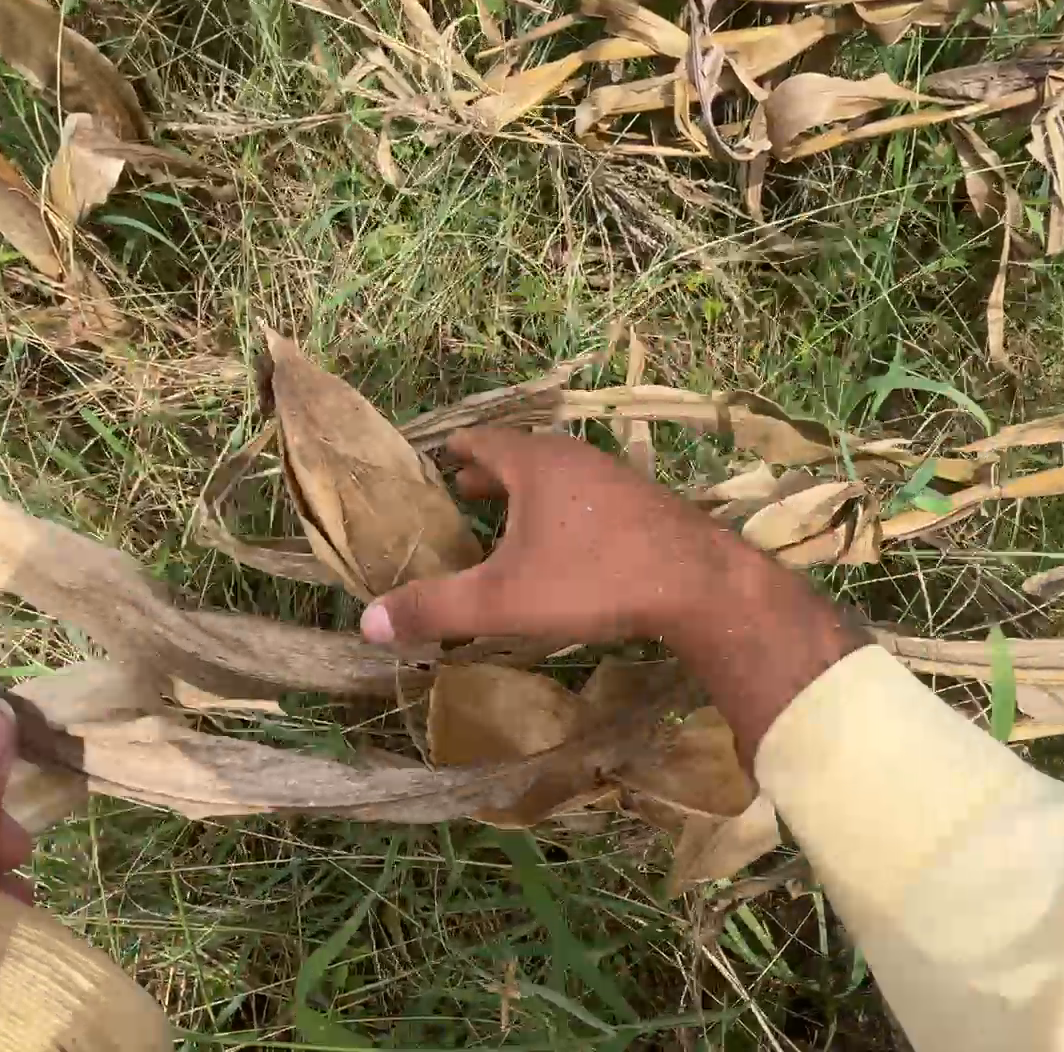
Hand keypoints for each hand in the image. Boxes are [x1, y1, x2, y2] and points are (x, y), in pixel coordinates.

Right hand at [362, 428, 747, 645]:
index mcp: (535, 462)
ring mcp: (614, 476)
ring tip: (505, 516)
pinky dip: (561, 506)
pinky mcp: (641, 502)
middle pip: (519, 455)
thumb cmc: (592, 577)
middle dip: (487, 473)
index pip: (482, 441)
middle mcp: (574, 457)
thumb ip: (437, 607)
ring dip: (526, 491)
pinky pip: (586, 494)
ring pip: (556, 475)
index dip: (454, 451)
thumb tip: (367, 622)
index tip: (435, 460)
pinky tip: (564, 540)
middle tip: (461, 491)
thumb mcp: (504, 598)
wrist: (697, 581)